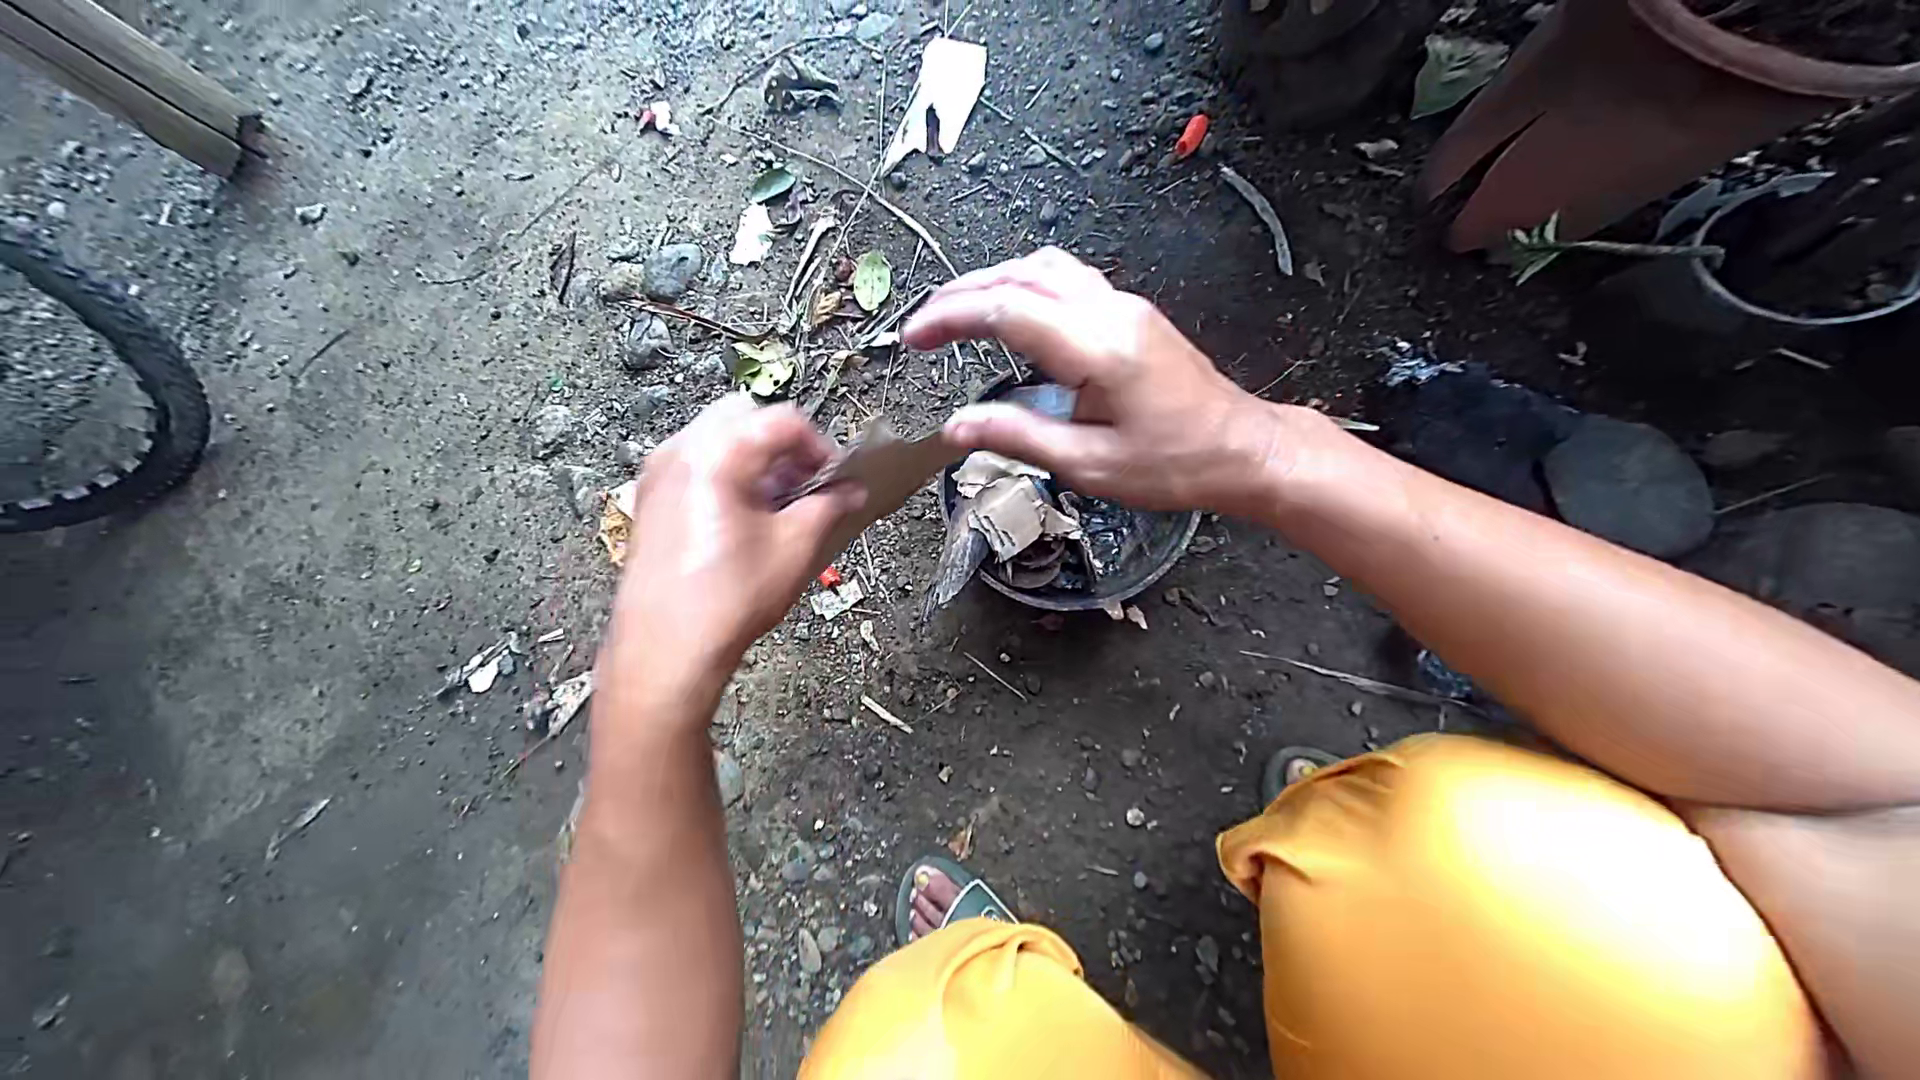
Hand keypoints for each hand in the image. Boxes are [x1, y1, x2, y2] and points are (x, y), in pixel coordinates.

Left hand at [599, 394, 861, 722]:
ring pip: (721, 440)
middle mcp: (682, 453)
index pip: (782, 420)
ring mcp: (661, 475)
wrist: (667, 648)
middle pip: (747, 419)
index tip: (835, 476)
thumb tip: (849, 493)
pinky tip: (751, 519)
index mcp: (718, 453)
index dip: (819, 446)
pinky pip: (700, 466)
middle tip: (809, 484)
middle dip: (785, 448)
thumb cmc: (722, 602)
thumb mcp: (796, 546)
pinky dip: (732, 476)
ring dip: (759, 461)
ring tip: (783, 506)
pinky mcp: (654, 500)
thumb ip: (830, 506)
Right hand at [902, 247, 1311, 513]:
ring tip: (954, 313)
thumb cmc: (1175, 464)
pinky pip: (1066, 281)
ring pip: (1044, 269)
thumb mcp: (1089, 464)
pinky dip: (1023, 288)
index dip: (951, 317)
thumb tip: (957, 427)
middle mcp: (1110, 312)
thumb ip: (1018, 437)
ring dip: (992, 283)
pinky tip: (1007, 312)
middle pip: (1021, 276)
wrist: (1243, 449)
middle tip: (922, 323)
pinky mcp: (1129, 315)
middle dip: (961, 294)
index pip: (1007, 310)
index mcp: (1099, 347)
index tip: (913, 337)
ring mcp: (1123, 307)